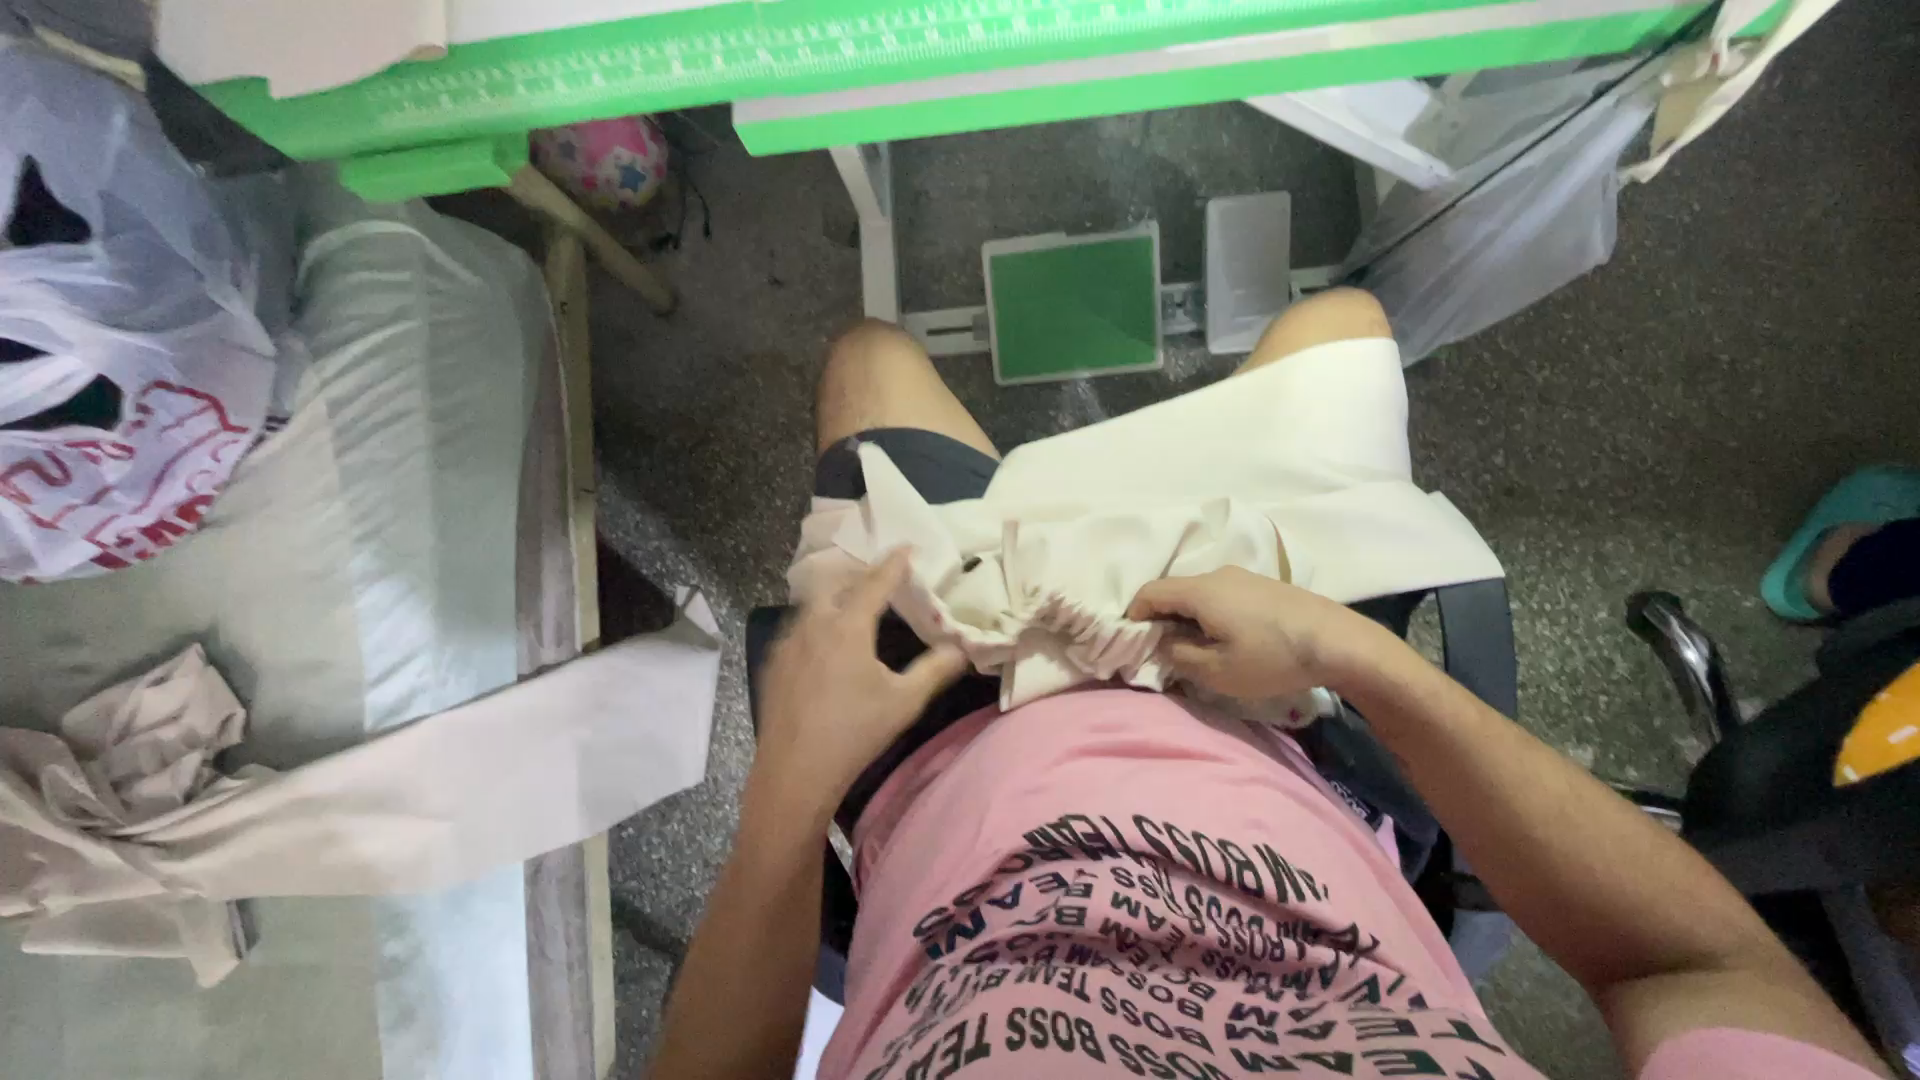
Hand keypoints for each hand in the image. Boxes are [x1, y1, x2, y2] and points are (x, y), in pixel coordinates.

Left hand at [752, 550, 968, 822]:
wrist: (794, 772)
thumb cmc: (855, 733)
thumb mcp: (904, 701)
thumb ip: (935, 669)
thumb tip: (962, 648)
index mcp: (848, 626)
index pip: (875, 582)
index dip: (893, 563)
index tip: (905, 547)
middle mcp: (814, 624)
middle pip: (836, 584)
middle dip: (858, 575)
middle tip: (878, 580)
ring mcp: (787, 643)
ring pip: (812, 604)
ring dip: (834, 597)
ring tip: (852, 607)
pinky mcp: (773, 664)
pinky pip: (796, 627)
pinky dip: (815, 621)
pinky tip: (823, 644)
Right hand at [1127, 567, 1389, 698]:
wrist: (1342, 642)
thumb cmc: (1273, 658)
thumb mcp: (1217, 672)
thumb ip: (1178, 656)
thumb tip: (1162, 643)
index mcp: (1199, 591)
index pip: (1149, 592)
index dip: (1134, 616)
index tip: (1133, 642)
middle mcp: (1217, 574)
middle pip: (1173, 590)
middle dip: (1160, 618)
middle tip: (1162, 650)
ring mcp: (1243, 576)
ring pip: (1198, 592)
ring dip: (1187, 617)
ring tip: (1195, 647)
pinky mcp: (1263, 585)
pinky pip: (1220, 594)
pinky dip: (1209, 613)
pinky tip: (1226, 637)